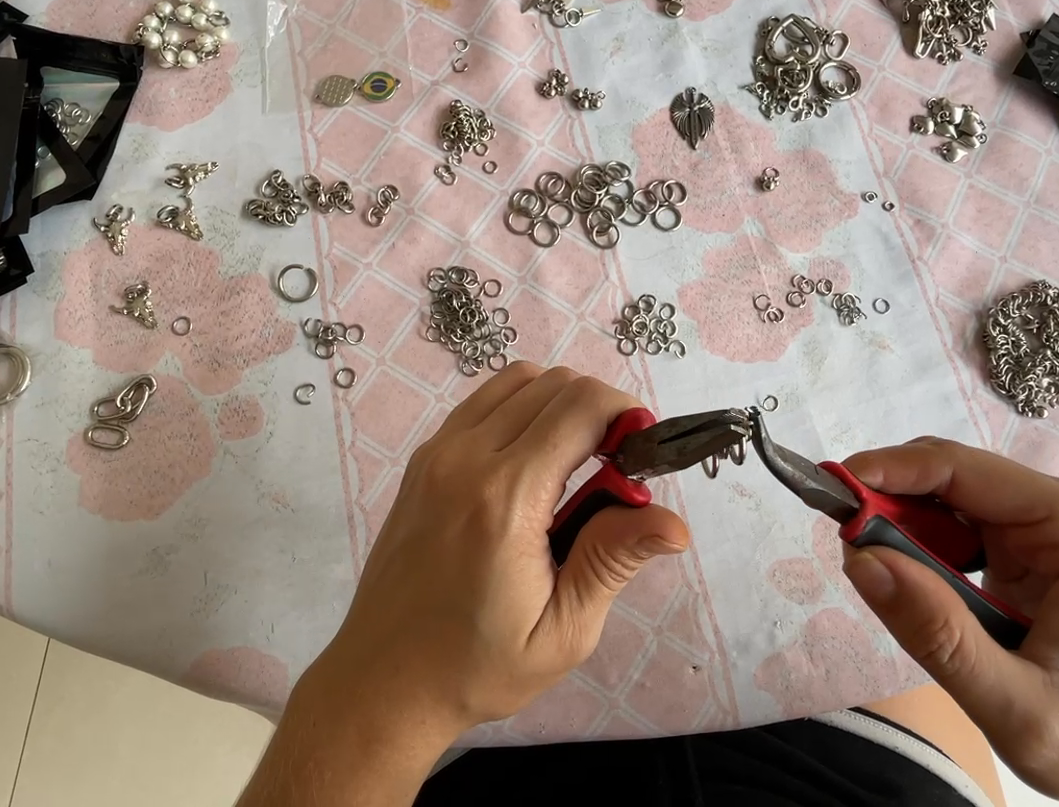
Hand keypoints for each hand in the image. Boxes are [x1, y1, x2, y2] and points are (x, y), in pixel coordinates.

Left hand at [240, 364, 689, 806]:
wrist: (383, 679)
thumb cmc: (478, 666)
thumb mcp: (562, 631)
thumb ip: (613, 560)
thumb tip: (675, 523)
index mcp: (507, 498)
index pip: (582, 407)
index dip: (627, 415)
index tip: (643, 455)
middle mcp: (467, 457)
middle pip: (555, 384)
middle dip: (600, 409)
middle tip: (616, 466)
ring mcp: (439, 449)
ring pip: (519, 380)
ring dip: (561, 403)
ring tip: (576, 460)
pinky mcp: (425, 457)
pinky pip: (485, 400)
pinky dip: (522, 407)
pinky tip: (531, 460)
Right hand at [839, 438, 1058, 806]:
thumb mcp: (1020, 712)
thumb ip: (941, 638)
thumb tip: (862, 560)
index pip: (965, 469)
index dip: (891, 471)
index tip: (830, 489)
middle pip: (952, 472)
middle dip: (889, 496)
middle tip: (844, 537)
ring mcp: (1049, 522)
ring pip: (946, 492)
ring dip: (899, 519)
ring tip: (874, 563)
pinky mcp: (1028, 541)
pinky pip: (955, 519)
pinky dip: (917, 538)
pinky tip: (911, 575)